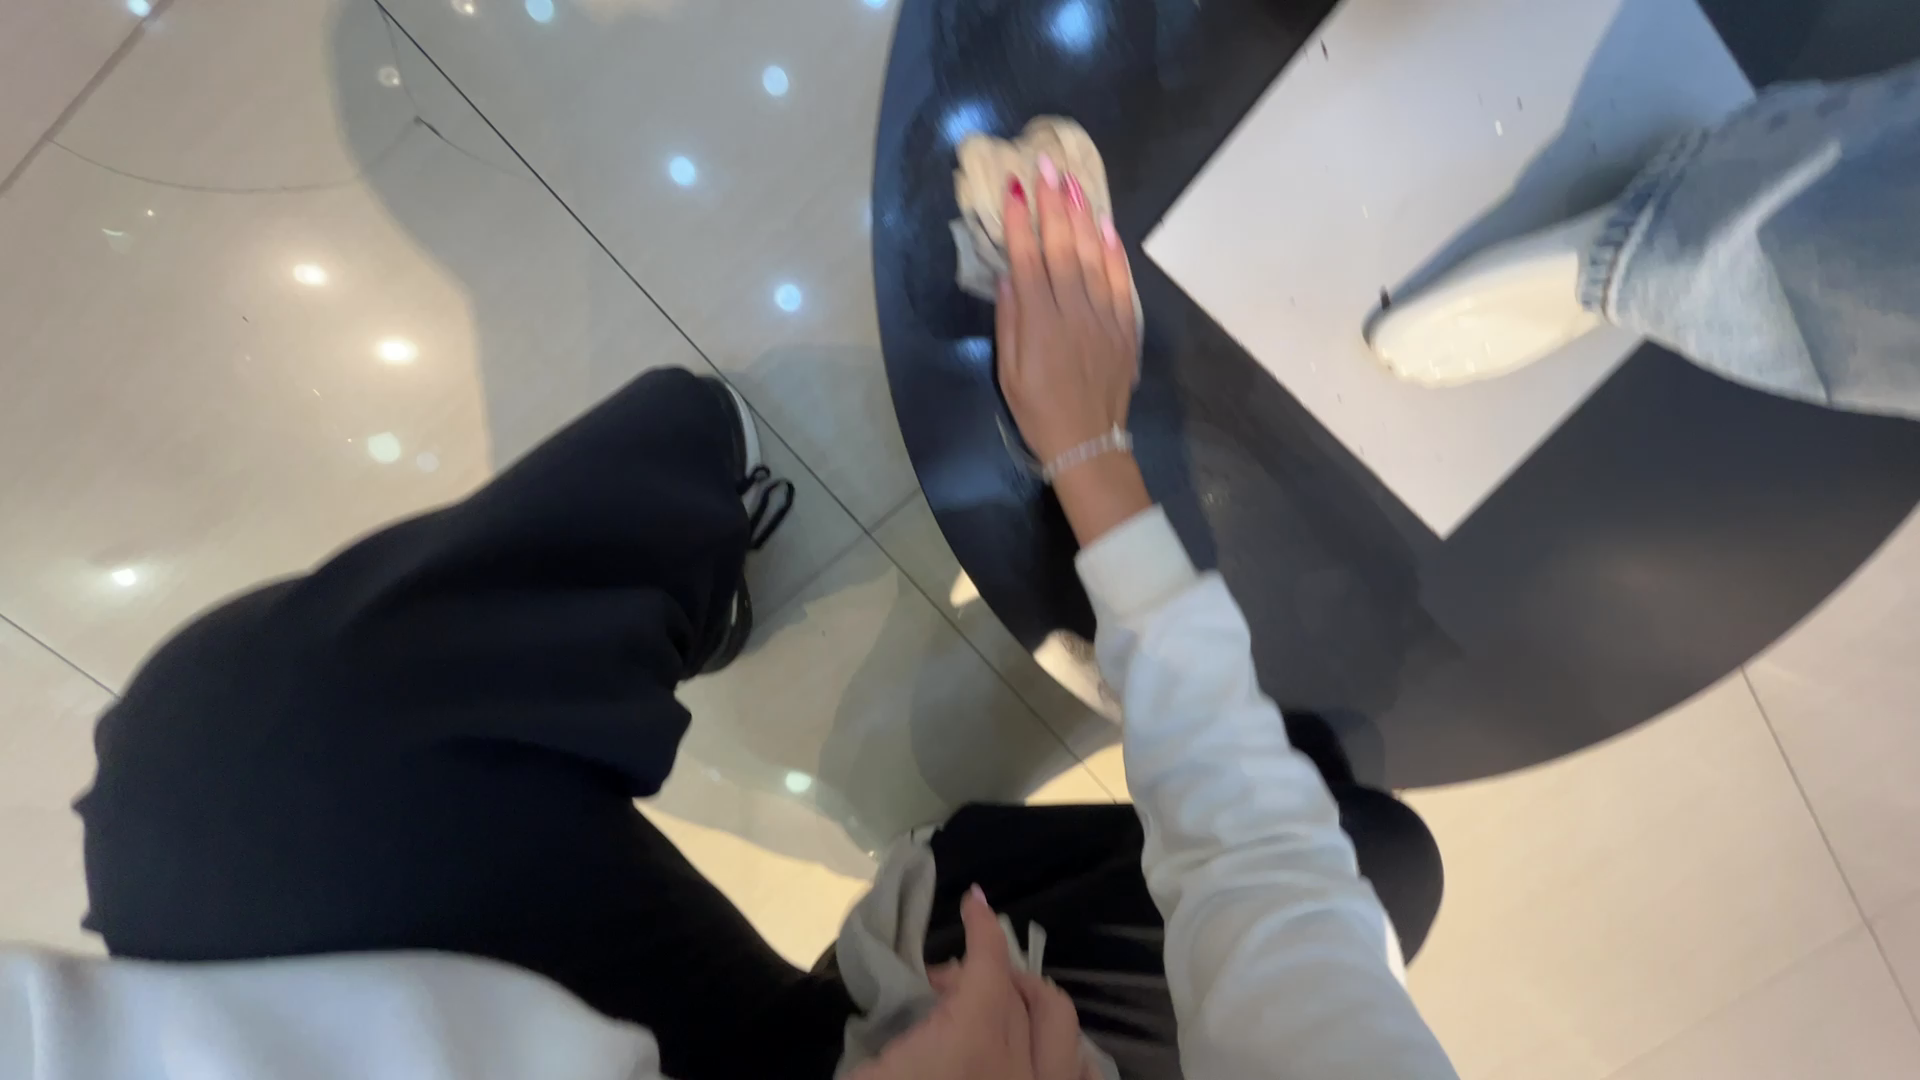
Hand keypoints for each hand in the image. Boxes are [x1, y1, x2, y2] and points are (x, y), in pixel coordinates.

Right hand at [848, 886, 1094, 1079]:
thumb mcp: (874, 1071)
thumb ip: (908, 1032)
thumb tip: (933, 1009)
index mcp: (977, 1042)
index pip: (990, 964)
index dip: (983, 926)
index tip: (973, 902)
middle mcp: (1024, 1069)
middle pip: (1023, 992)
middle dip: (990, 971)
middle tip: (949, 985)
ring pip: (1062, 1029)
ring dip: (1032, 1003)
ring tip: (1000, 1006)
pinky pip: (1072, 1074)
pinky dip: (1058, 1051)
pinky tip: (1028, 1053)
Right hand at [997, 155, 1151, 546]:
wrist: (1087, 443)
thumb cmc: (1037, 412)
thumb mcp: (1010, 374)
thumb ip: (1010, 323)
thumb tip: (1010, 276)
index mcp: (1039, 325)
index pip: (1028, 261)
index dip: (1021, 223)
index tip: (1016, 188)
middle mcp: (1073, 313)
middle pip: (1061, 249)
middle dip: (1053, 205)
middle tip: (1046, 165)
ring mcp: (1103, 318)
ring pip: (1091, 258)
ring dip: (1081, 217)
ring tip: (1072, 182)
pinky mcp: (1124, 328)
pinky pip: (1119, 282)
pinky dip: (1112, 252)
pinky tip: (1103, 226)